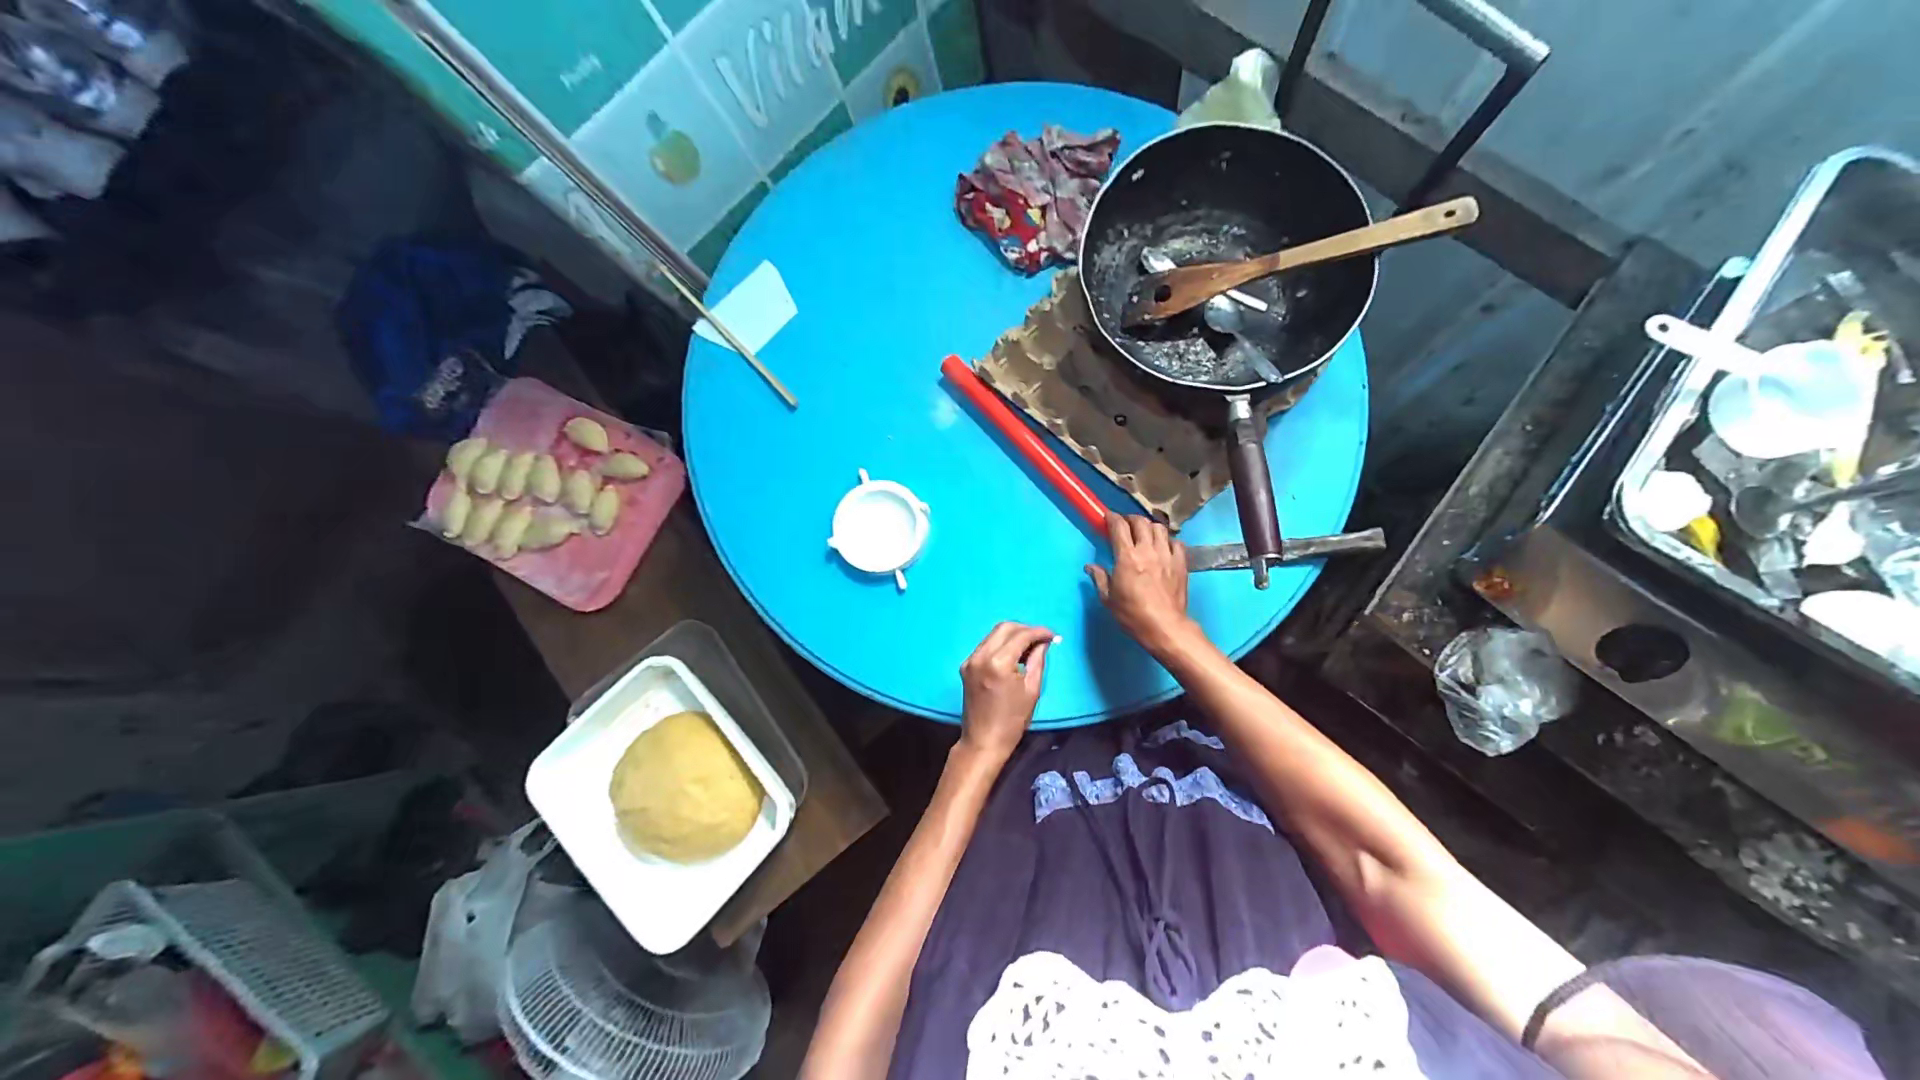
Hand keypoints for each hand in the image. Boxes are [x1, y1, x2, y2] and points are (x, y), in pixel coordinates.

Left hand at [957, 621, 1053, 764]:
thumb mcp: (1032, 689)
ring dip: (1013, 635)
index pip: (1020, 635)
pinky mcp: (966, 666)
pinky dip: (1001, 644)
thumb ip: (1038, 660)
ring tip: (1030, 647)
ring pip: (993, 634)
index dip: (1039, 632)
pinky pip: (986, 645)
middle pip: (1004, 627)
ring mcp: (970, 660)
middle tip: (1041, 639)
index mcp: (998, 662)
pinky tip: (1014, 655)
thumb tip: (1044, 642)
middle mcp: (980, 655)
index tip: (1052, 636)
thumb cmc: (1012, 720)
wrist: (984, 741)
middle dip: (1025, 629)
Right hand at [1086, 513, 1195, 652]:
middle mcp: (1148, 550)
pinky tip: (1163, 546)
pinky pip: (1176, 542)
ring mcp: (1167, 555)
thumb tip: (1090, 566)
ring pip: (1159, 528)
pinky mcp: (1181, 563)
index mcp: (1127, 557)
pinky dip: (1168, 540)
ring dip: (1149, 527)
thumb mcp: (1108, 599)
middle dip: (1130, 519)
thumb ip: (1099, 578)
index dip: (1112, 518)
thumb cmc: (1132, 614)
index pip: (1119, 526)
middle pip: (1140, 522)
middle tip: (1125, 525)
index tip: (1107, 517)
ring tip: (1144, 533)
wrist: (1164, 626)